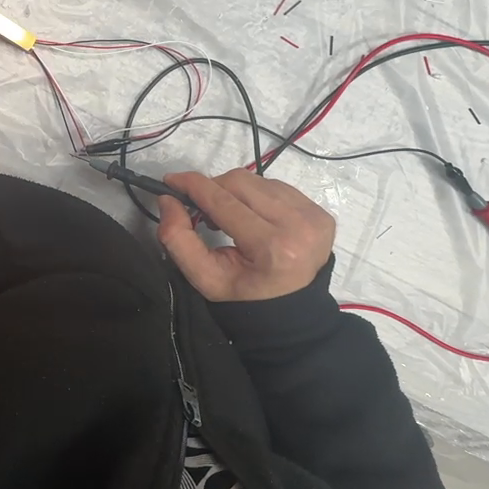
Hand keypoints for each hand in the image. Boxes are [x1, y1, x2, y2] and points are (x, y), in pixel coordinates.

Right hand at [157, 168, 336, 302]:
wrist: (291, 308)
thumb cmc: (244, 294)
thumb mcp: (203, 277)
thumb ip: (177, 238)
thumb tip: (167, 199)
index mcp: (271, 246)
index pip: (223, 201)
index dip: (193, 186)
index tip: (170, 180)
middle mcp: (298, 224)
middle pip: (240, 183)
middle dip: (212, 189)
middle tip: (200, 209)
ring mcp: (314, 216)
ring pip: (257, 180)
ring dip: (233, 191)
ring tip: (227, 215)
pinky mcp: (321, 211)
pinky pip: (276, 186)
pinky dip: (255, 195)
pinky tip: (251, 214)